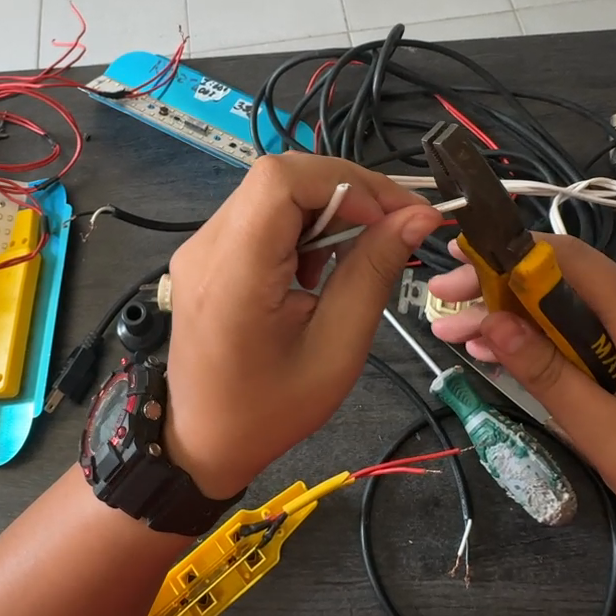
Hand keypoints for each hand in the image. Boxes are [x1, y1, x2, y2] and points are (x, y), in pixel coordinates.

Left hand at [162, 154, 441, 497]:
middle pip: (277, 177)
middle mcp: (206, 245)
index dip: (343, 183)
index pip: (279, 180)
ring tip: (349, 260)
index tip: (390, 216)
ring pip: (271, 191)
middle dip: (344, 192)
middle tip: (391, 229)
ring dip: (324, 210)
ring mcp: (199, 245)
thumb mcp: (336, 350)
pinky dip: (299, 226)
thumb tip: (417, 216)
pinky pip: (259, 214)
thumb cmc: (270, 409)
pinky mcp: (205, 252)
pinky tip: (315, 269)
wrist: (202, 438)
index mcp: (232, 273)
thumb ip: (372, 274)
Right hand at [427, 234, 615, 558]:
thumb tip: (492, 323)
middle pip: (564, 274)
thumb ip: (553, 378)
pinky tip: (523, 353)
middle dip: (498, 289)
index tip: (453, 275)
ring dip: (521, 312)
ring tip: (469, 338)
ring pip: (578, 296)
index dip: (501, 257)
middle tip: (445, 314)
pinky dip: (555, 329)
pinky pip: (601, 317)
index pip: (564, 258)